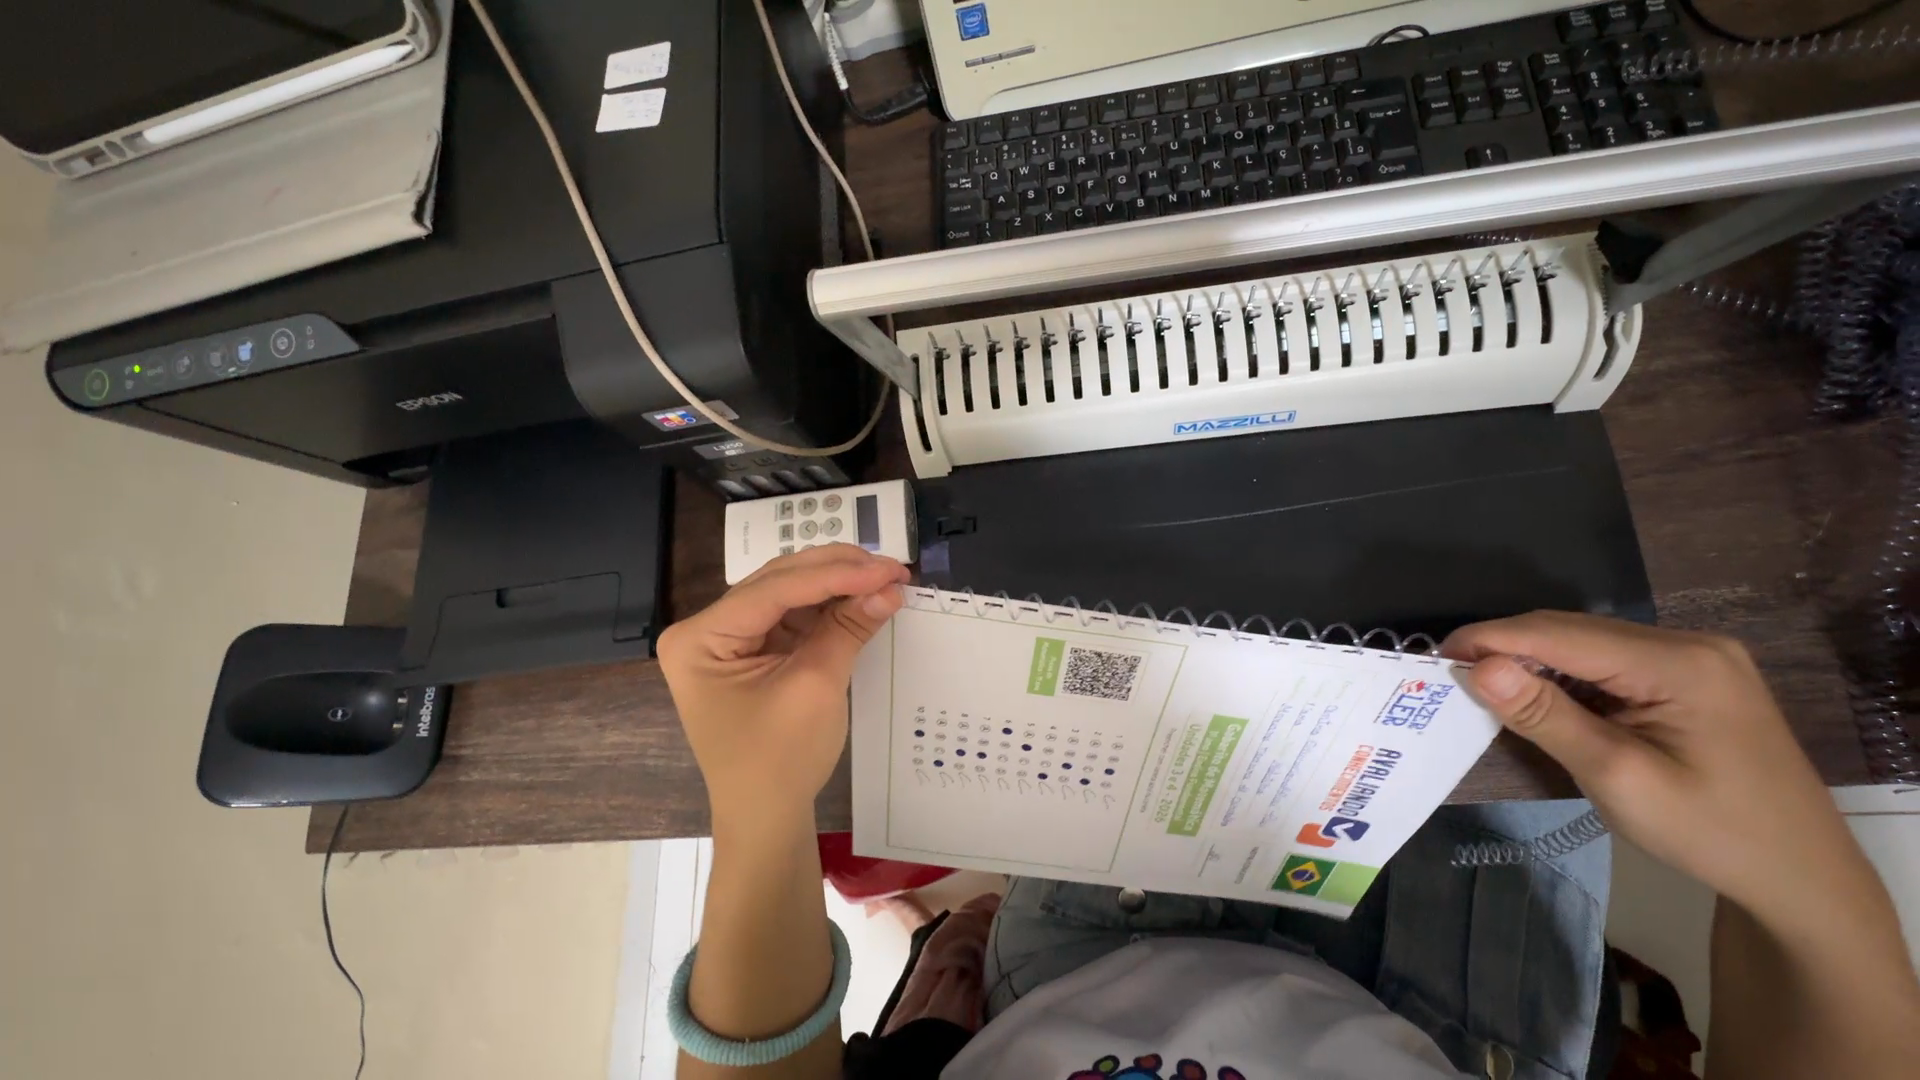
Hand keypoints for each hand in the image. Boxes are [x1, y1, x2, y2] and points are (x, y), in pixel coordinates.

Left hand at [657, 545, 909, 824]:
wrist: (767, 818)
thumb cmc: (779, 761)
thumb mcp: (815, 687)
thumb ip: (848, 628)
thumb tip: (890, 587)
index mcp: (700, 638)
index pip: (774, 589)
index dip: (835, 574)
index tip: (887, 568)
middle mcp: (707, 629)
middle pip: (779, 583)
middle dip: (838, 572)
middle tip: (891, 567)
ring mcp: (730, 640)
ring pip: (790, 594)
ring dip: (838, 585)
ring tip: (885, 578)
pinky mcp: (754, 652)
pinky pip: (794, 617)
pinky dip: (831, 608)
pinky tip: (863, 597)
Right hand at [1441, 612, 1876, 927]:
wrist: (1801, 877)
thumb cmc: (1710, 832)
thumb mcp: (1617, 776)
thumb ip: (1546, 716)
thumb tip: (1477, 666)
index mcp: (1679, 662)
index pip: (1559, 633)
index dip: (1490, 638)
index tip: (1433, 656)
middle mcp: (1690, 645)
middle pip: (1572, 631)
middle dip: (1506, 648)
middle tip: (1449, 676)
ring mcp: (1696, 660)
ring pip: (1586, 644)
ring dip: (1532, 661)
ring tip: (1483, 686)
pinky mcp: (1692, 679)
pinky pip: (1608, 663)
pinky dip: (1564, 675)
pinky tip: (1539, 697)